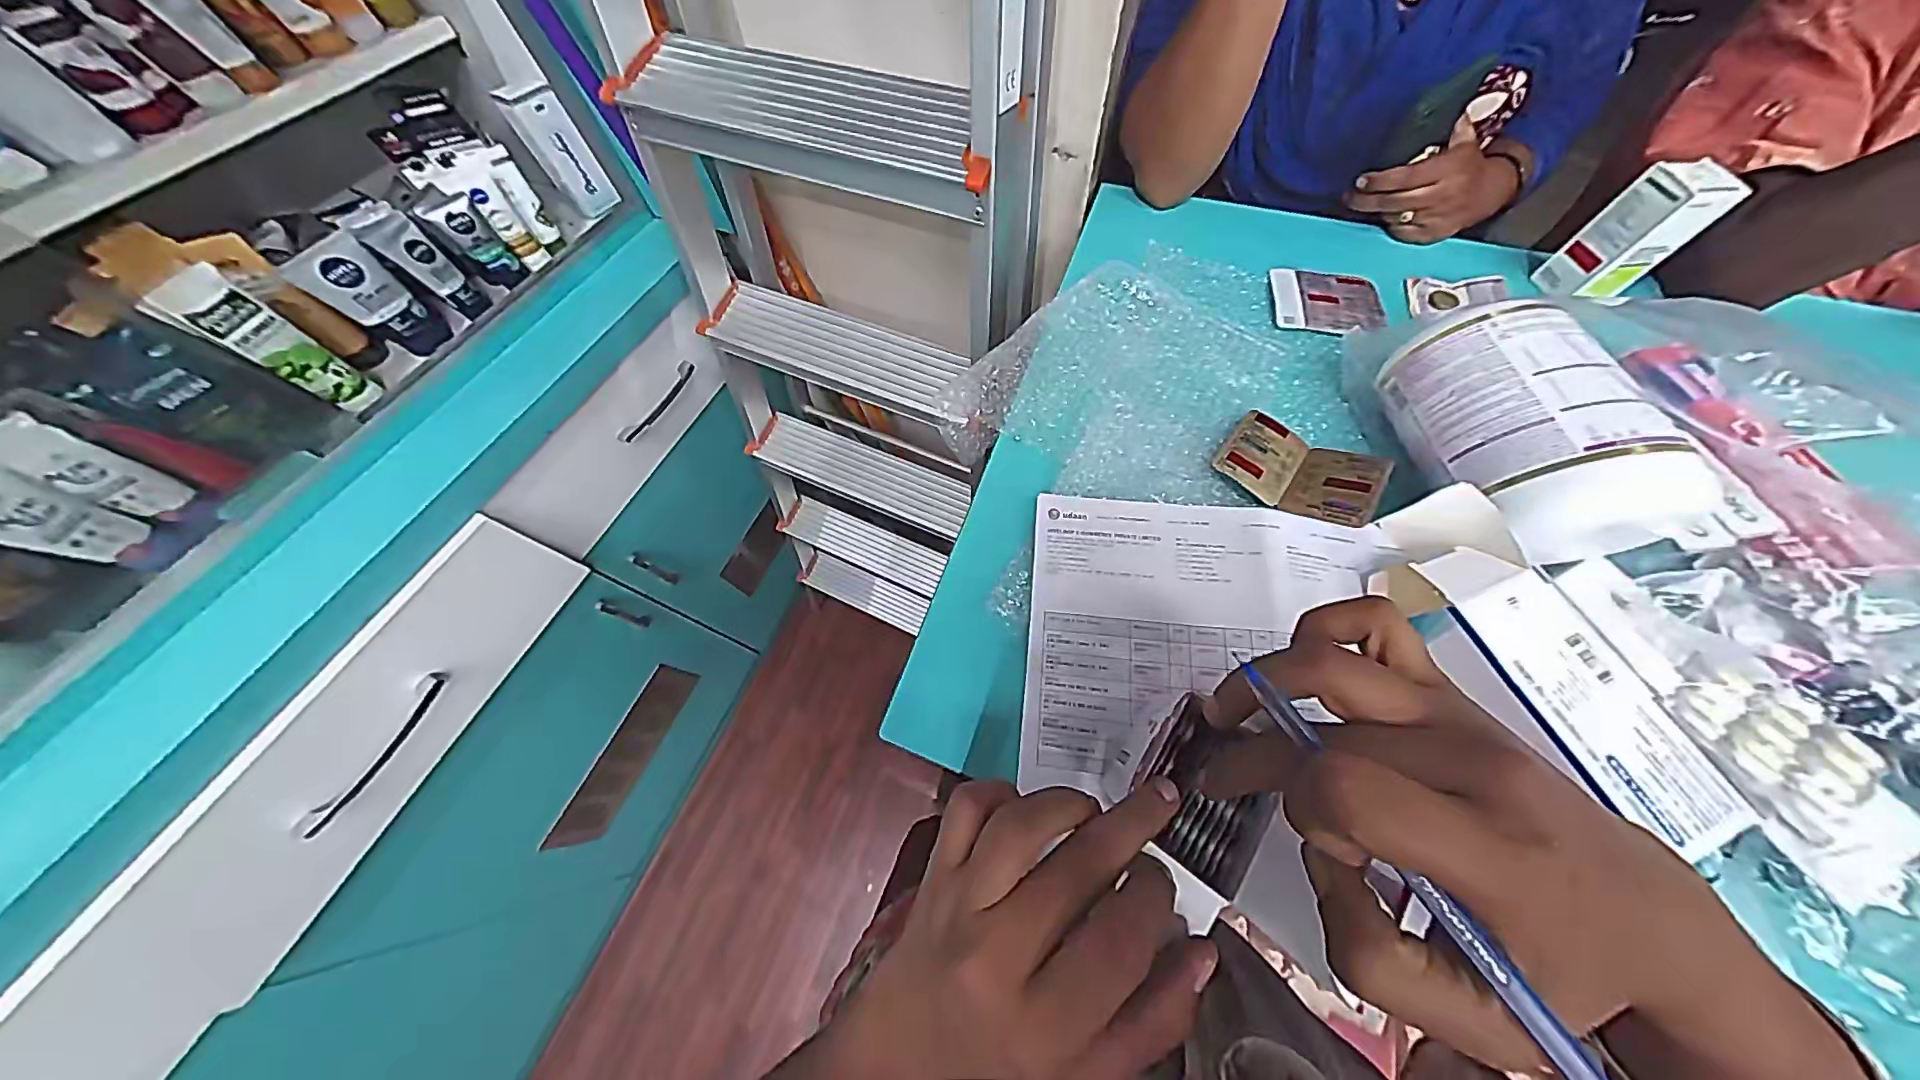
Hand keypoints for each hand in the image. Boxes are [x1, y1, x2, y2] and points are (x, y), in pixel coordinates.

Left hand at [775, 781, 1218, 1079]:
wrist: (898, 1066)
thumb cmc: (1001, 1070)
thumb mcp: (1086, 1075)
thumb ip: (1153, 1020)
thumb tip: (1200, 949)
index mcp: (1043, 1026)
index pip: (1118, 939)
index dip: (1155, 893)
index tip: (1163, 877)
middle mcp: (996, 957)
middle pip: (1076, 868)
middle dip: (1132, 824)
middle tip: (1158, 803)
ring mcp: (956, 907)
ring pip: (1018, 827)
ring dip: (1066, 802)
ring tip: (1093, 809)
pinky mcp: (931, 877)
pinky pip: (963, 811)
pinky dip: (997, 791)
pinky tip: (1024, 805)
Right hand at [1200, 597, 1871, 1079]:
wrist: (1641, 912)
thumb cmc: (1558, 966)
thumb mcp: (1471, 1014)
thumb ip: (1364, 949)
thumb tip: (1317, 851)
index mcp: (1490, 844)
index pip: (1347, 790)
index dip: (1306, 815)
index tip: (1328, 848)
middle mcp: (1470, 759)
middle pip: (1319, 732)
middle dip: (1259, 762)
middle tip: (1228, 783)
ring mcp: (1457, 713)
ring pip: (1330, 659)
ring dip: (1260, 683)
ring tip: (1233, 713)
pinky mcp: (1449, 692)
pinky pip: (1377, 622)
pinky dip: (1324, 627)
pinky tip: (1299, 660)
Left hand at [1345, 118, 1521, 243]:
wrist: (1493, 193)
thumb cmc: (1470, 166)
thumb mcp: (1466, 144)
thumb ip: (1455, 130)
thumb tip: (1451, 109)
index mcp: (1448, 170)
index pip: (1404, 178)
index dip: (1379, 181)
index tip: (1360, 180)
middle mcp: (1441, 195)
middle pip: (1393, 202)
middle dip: (1366, 201)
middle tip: (1349, 196)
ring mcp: (1435, 217)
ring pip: (1394, 218)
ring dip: (1377, 212)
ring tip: (1363, 204)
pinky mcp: (1431, 235)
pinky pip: (1402, 233)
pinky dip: (1391, 226)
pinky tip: (1384, 217)